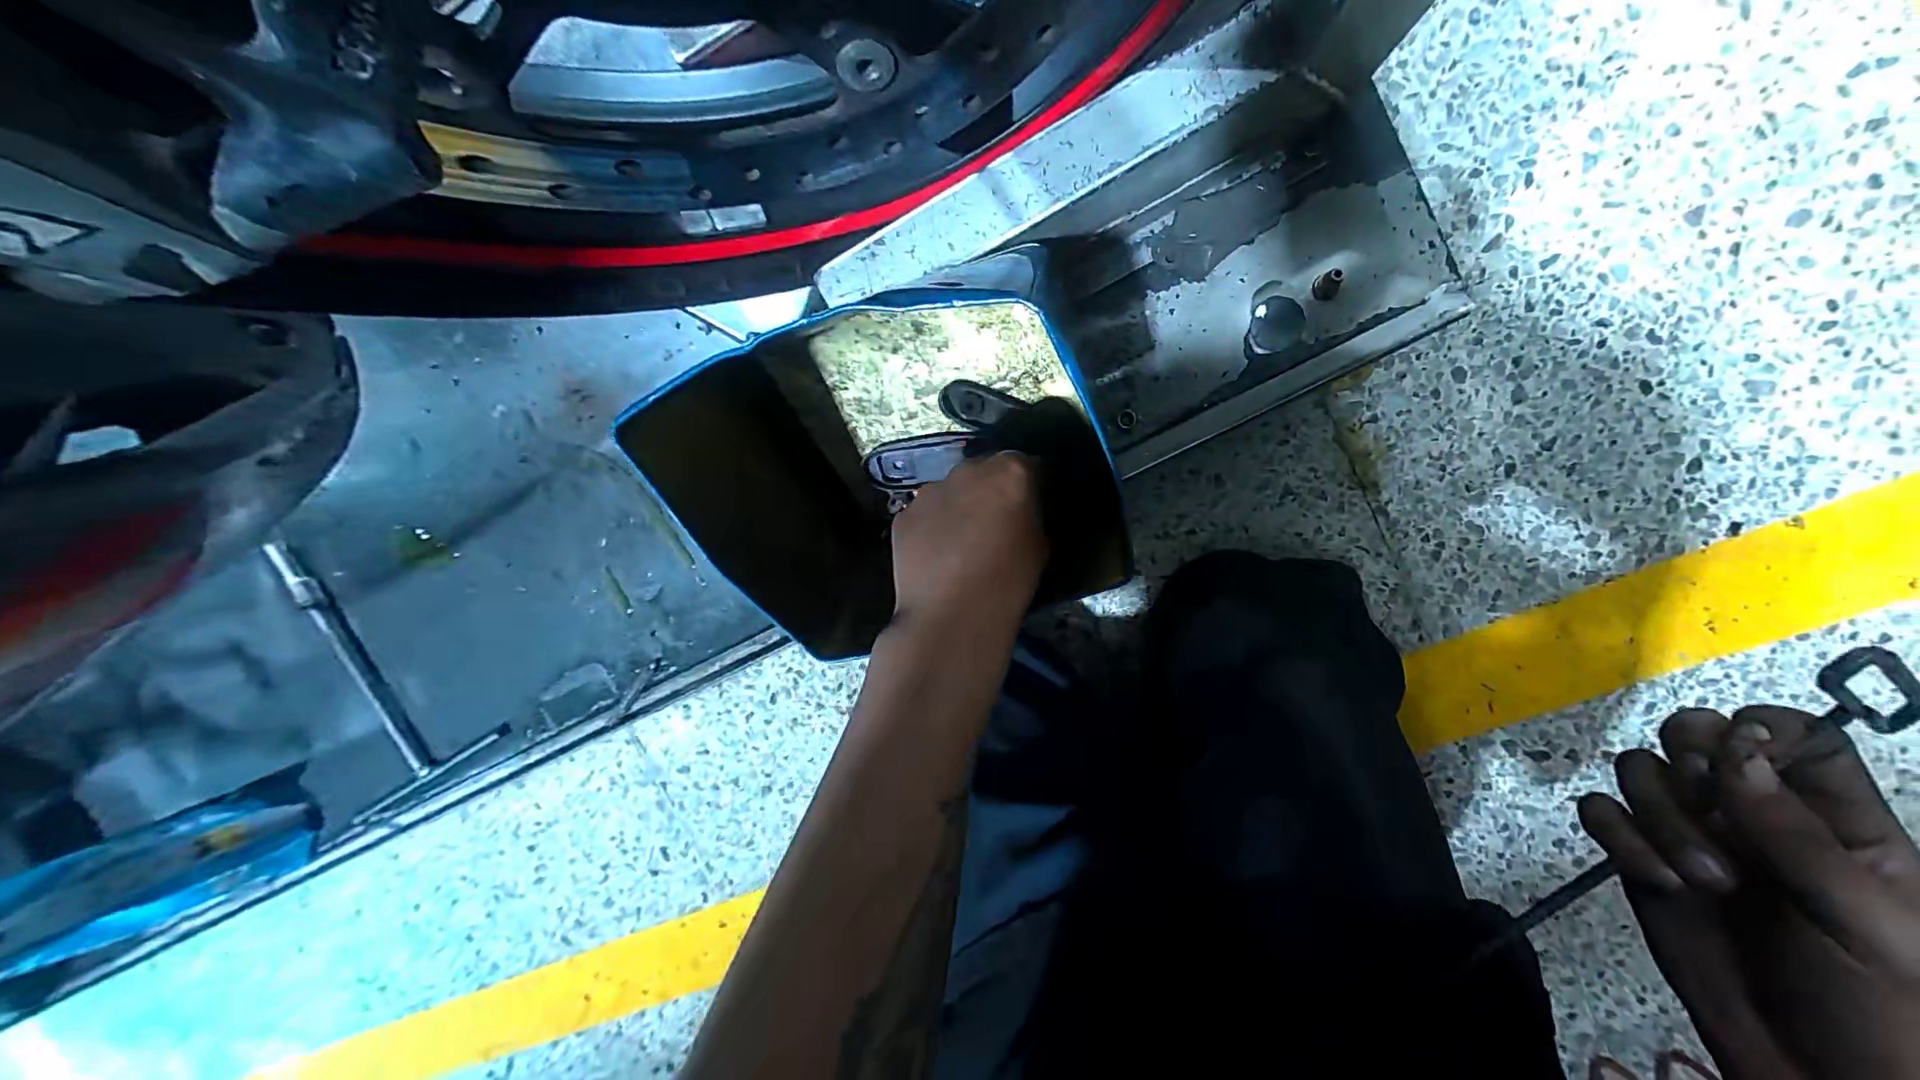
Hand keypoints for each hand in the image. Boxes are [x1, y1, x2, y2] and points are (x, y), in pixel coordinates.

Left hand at [889, 453, 1046, 627]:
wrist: (950, 617)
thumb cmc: (1008, 583)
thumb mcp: (1039, 545)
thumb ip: (1030, 514)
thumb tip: (1023, 509)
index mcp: (1010, 472)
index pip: (1026, 464)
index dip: (1030, 484)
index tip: (1031, 505)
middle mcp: (967, 471)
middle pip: (984, 471)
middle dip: (991, 490)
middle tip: (995, 523)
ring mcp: (929, 491)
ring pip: (950, 491)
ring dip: (959, 506)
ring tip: (962, 543)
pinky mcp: (903, 515)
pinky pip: (925, 514)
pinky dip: (932, 527)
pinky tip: (937, 556)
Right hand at [1578, 707, 1919, 1079]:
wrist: (1815, 1074)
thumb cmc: (1875, 1004)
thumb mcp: (1863, 924)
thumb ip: (1798, 834)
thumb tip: (1737, 748)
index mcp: (1834, 822)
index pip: (1799, 737)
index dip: (1764, 729)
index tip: (1740, 753)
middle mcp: (1752, 814)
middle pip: (1697, 736)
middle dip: (1688, 756)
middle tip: (1703, 796)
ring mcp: (1688, 834)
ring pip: (1639, 771)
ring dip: (1660, 814)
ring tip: (1699, 879)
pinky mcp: (1637, 858)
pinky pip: (1600, 814)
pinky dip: (1616, 836)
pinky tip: (1652, 877)